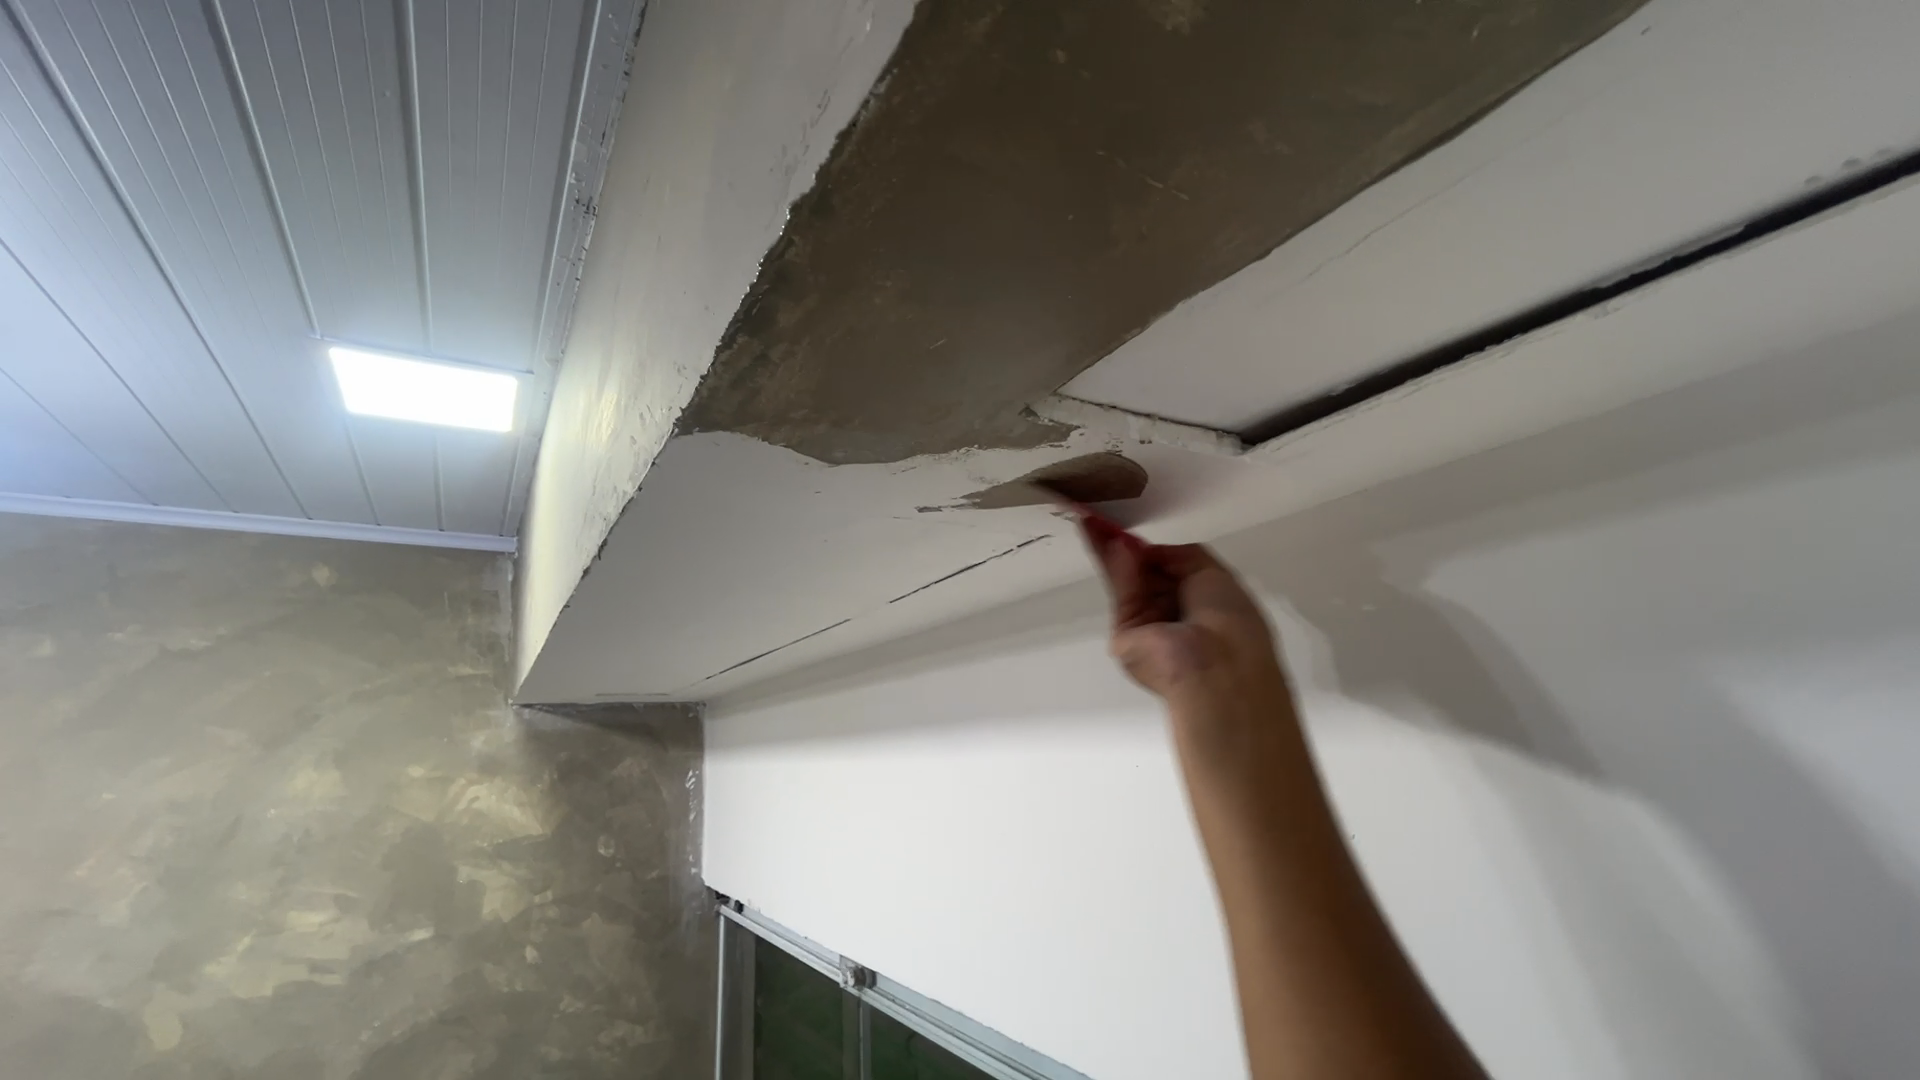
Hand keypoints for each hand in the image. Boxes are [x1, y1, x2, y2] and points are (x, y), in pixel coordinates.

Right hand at [1076, 520, 1285, 711]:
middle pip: (1142, 572)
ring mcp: (1147, 623)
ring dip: (1109, 549)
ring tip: (1091, 520)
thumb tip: (1145, 549)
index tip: (1130, 528)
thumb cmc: (1229, 618)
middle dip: (1122, 545)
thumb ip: (1180, 555)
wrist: (1217, 665)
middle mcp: (1172, 613)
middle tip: (1099, 518)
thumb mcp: (1214, 572)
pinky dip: (1113, 565)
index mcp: (1201, 601)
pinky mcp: (1124, 632)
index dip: (1150, 549)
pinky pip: (1121, 592)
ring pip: (1127, 580)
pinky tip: (1101, 538)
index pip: (1169, 569)